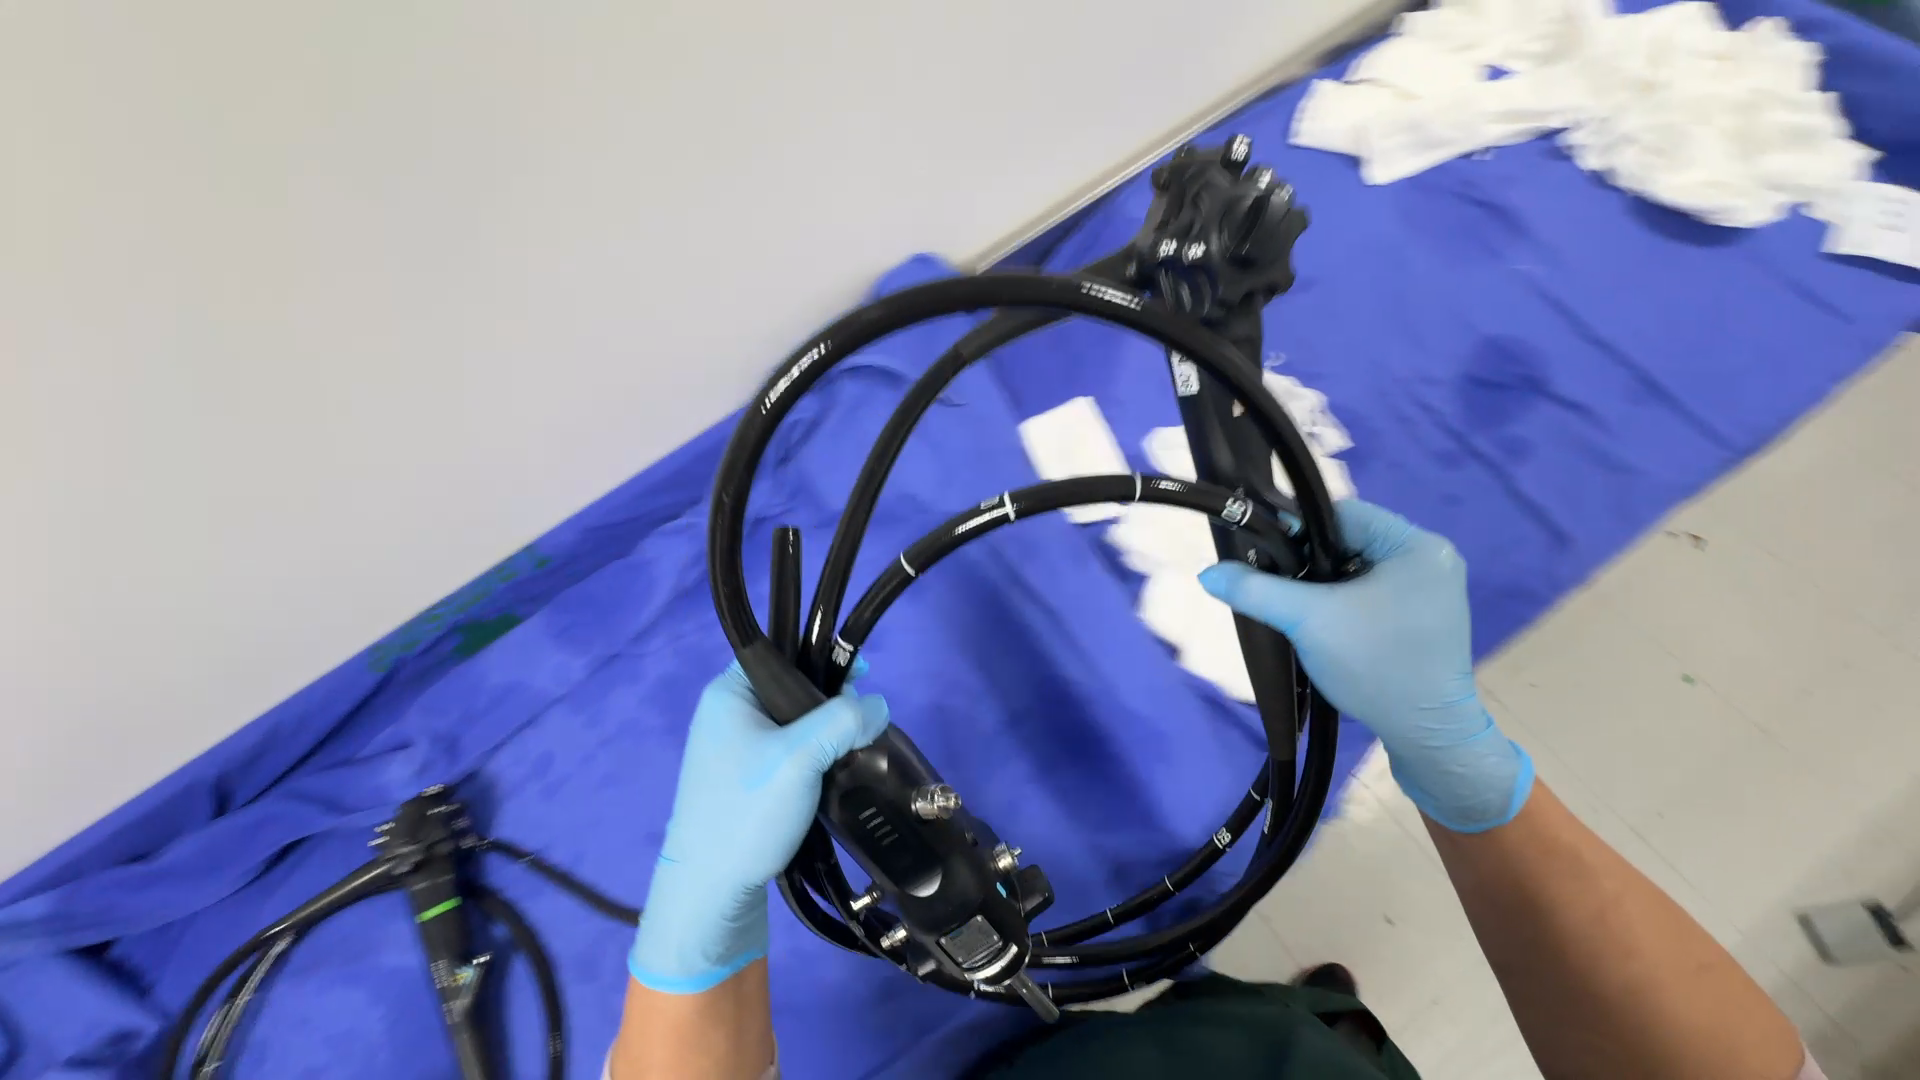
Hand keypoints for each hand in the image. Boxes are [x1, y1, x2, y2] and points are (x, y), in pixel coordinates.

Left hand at [629, 661, 889, 992]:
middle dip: (831, 701)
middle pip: (792, 685)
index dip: (823, 656)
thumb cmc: (748, 811)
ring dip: (826, 732)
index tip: (861, 675)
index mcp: (729, 693)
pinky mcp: (746, 778)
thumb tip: (878, 705)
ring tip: (852, 748)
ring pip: (795, 721)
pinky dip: (815, 754)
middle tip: (859, 721)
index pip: (782, 651)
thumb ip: (843, 720)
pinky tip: (835, 769)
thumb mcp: (800, 757)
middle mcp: (729, 712)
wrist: (710, 892)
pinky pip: (789, 750)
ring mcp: (736, 748)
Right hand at [1197, 499, 1532, 832]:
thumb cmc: (1374, 664)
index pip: (1343, 514)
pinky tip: (1321, 620)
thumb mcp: (1306, 620)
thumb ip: (1255, 590)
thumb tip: (1207, 573)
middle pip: (1349, 539)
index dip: (1299, 529)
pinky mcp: (1423, 616)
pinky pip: (1370, 590)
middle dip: (1310, 560)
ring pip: (1356, 566)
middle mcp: (1430, 558)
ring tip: (1296, 604)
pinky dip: (1341, 599)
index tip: (1267, 555)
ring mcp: (1431, 589)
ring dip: (1323, 582)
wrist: (1425, 734)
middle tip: (1278, 582)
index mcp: (1417, 544)